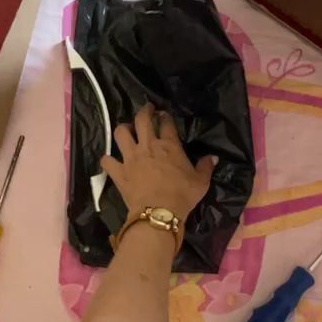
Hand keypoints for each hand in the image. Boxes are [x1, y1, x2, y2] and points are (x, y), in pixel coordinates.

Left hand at [100, 104, 218, 231]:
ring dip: (123, 129)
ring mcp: (131, 157)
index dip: (165, 116)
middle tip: (146, 109)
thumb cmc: (182, 195)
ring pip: (121, 133)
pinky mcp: (119, 171)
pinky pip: (107, 160)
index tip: (164, 114)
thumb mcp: (201, 182)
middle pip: (141, 120)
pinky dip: (108, 159)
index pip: (166, 123)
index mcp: (169, 145)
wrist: (159, 212)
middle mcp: (148, 146)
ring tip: (126, 130)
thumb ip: (206, 167)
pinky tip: (110, 160)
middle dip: (144, 111)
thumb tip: (213, 157)